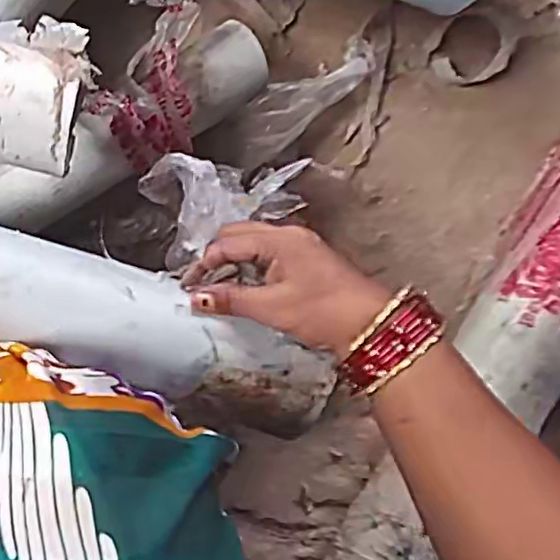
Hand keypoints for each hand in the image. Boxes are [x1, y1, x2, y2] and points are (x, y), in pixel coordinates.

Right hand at [181, 222, 391, 356]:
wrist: (370, 325)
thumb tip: (198, 297)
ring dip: (233, 260)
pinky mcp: (306, 258)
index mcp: (279, 240)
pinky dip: (250, 265)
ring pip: (252, 242)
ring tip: (219, 286)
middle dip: (216, 256)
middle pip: (238, 235)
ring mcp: (299, 245)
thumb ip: (231, 299)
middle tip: (201, 282)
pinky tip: (245, 285)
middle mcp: (288, 235)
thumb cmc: (326, 312)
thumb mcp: (271, 308)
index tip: (190, 285)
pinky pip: (268, 252)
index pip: (227, 244)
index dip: (204, 264)